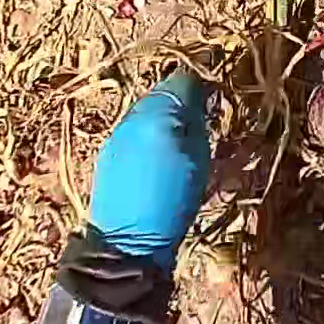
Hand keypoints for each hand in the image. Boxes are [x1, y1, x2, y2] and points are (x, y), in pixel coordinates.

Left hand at [88, 69, 213, 266]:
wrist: (127, 243)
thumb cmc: (174, 199)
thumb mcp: (200, 157)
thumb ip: (197, 121)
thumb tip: (200, 100)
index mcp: (160, 116)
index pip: (183, 80)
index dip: (202, 85)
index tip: (214, 99)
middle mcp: (133, 117)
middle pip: (163, 90)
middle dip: (183, 98)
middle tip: (201, 117)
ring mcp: (117, 133)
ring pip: (148, 107)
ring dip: (166, 113)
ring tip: (181, 134)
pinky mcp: (108, 150)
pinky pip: (135, 125)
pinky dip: (151, 128)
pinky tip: (159, 149)